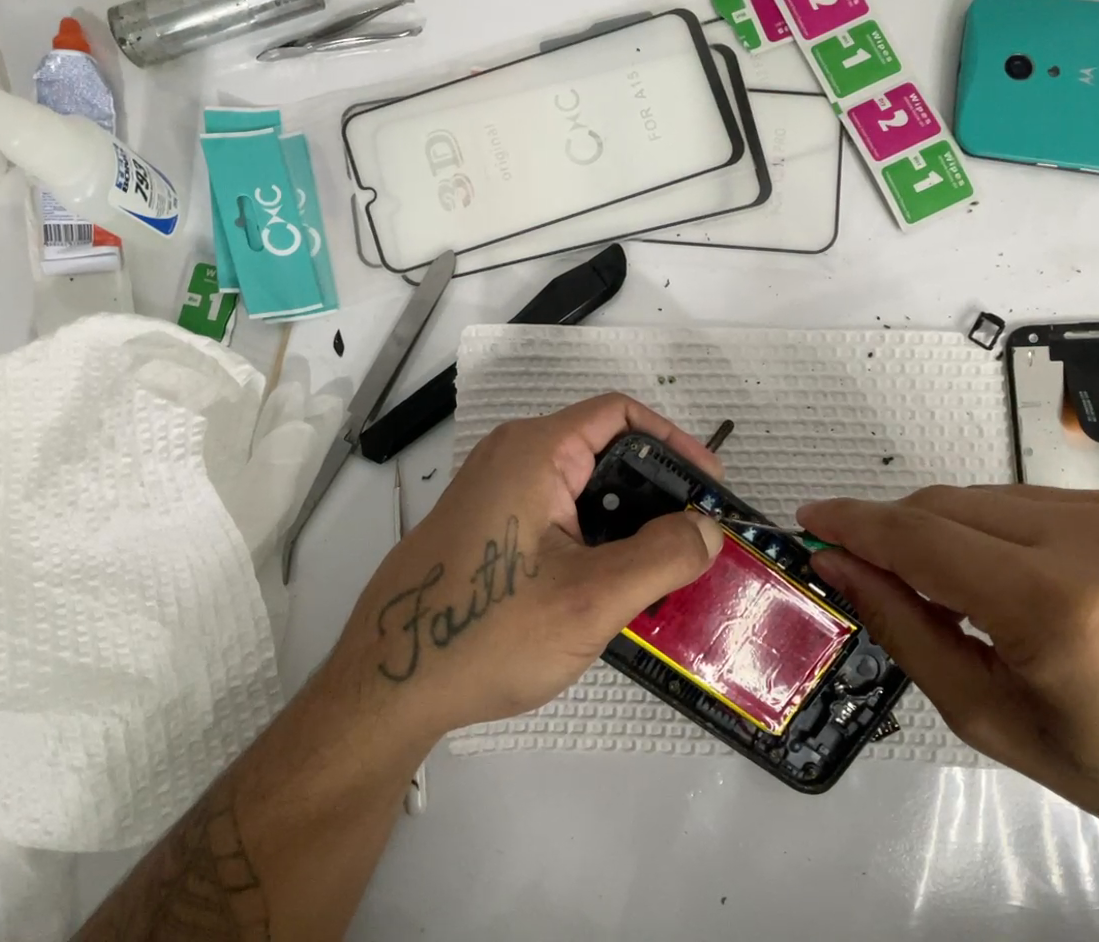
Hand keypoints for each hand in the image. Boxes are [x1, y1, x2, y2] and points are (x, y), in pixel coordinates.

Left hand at [325, 394, 723, 742]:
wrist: (388, 684)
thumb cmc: (488, 634)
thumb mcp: (590, 599)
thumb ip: (662, 557)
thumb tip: (708, 529)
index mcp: (535, 452)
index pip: (621, 414)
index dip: (675, 443)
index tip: (710, 490)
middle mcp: (510, 458)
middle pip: (603, 451)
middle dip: (655, 492)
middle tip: (692, 543)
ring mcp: (491, 493)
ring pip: (579, 489)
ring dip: (626, 522)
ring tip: (660, 573)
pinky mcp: (483, 527)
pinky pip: (554, 515)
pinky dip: (593, 538)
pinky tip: (609, 587)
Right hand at [797, 486, 1098, 913]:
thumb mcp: (997, 720)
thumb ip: (907, 629)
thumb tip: (842, 569)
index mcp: (1055, 608)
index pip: (917, 538)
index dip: (852, 524)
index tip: (809, 520)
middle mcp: (1095, 538)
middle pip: (946, 504)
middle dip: (894, 531)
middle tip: (868, 573)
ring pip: (987, 497)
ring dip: (946, 530)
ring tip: (950, 589)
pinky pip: (1037, 501)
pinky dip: (999, 529)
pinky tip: (1012, 577)